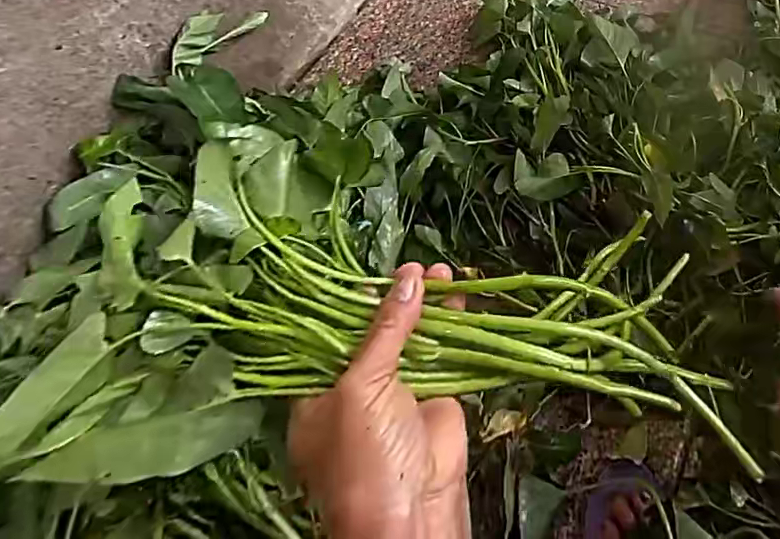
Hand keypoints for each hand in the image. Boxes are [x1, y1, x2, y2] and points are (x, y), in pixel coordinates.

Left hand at [290, 263, 470, 538]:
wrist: (412, 512)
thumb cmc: (363, 456)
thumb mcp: (362, 386)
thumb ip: (386, 328)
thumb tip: (409, 276)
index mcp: (320, 390)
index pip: (334, 333)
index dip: (355, 301)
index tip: (374, 271)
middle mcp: (358, 386)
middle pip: (378, 330)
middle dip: (397, 297)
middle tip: (414, 267)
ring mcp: (399, 388)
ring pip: (413, 335)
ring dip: (428, 304)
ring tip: (441, 271)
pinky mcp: (436, 390)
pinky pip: (444, 349)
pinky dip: (454, 322)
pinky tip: (459, 294)